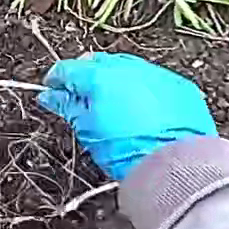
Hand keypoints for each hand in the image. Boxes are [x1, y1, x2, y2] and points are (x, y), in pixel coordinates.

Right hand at [37, 53, 215, 180]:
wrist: (175, 165)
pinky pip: (152, 79)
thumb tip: (50, 96)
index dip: (56, 81)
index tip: (54, 92)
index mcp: (99, 76)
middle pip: (96, 62)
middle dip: (86, 77)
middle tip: (83, 101)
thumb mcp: (87, 128)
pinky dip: (141, 89)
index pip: (67, 69)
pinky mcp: (178, 85)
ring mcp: (155, 74)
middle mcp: (127, 67)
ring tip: (114, 107)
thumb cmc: (127, 150)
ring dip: (114, 81)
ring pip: (125, 68)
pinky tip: (141, 111)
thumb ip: (66, 106)